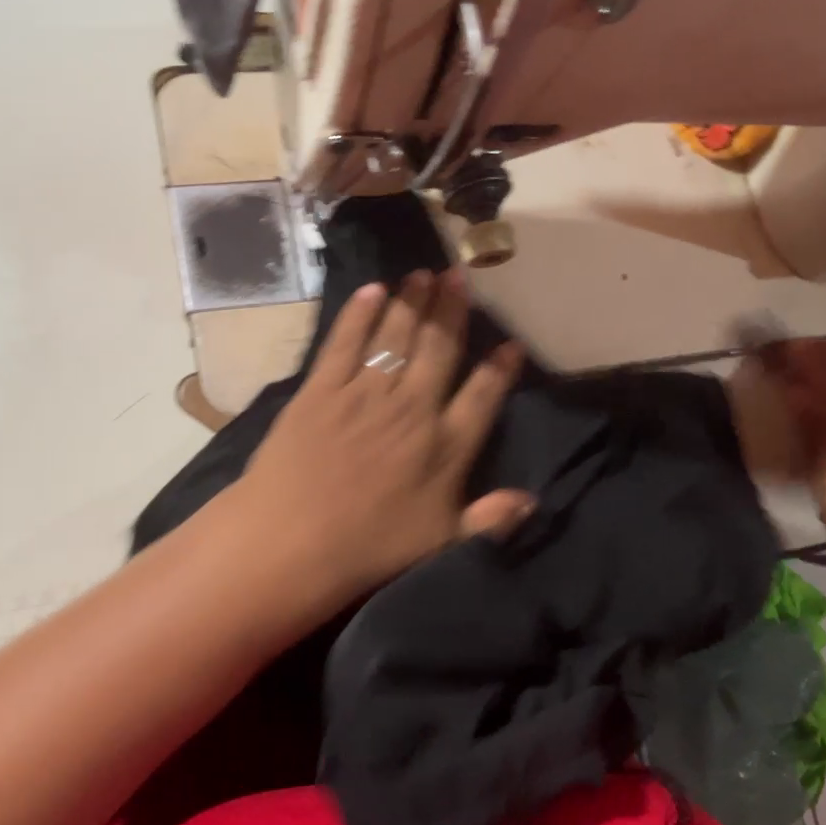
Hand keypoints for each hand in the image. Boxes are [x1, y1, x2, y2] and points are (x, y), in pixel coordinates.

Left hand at [223, 270, 530, 618]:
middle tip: (459, 276)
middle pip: (439, 349)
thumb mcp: (441, 545)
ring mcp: (364, 394)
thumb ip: (488, 520)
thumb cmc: (369, 550)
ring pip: (396, 336)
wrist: (292, 542)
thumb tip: (533, 500)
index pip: (483, 396)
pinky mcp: (321, 390)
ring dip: (412, 302)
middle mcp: (411, 409)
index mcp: (445, 447)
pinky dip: (359, 314)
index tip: (511, 342)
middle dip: (452, 311)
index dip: (499, 369)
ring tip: (423, 274)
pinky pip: (344, 342)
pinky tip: (371, 291)